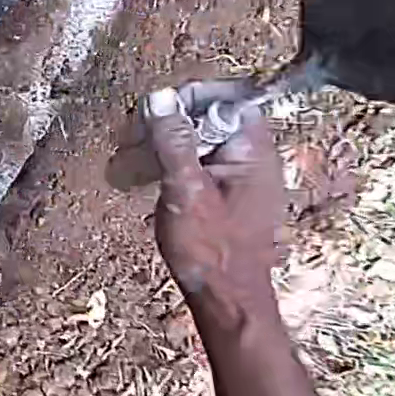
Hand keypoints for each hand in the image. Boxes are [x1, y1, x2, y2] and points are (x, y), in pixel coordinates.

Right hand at [143, 85, 284, 329]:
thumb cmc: (209, 247)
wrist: (226, 298)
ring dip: (171, 141)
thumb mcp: (185, 189)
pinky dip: (178, 161)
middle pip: (215, 116)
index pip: (228, 98)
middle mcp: (256, 157)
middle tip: (138, 135)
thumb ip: (174, 140)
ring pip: (206, 139)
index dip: (191, 97)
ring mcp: (244, 176)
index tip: (155, 111)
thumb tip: (160, 97)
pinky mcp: (230, 194)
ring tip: (138, 154)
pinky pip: (204, 161)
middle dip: (175, 119)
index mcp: (254, 150)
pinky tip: (154, 175)